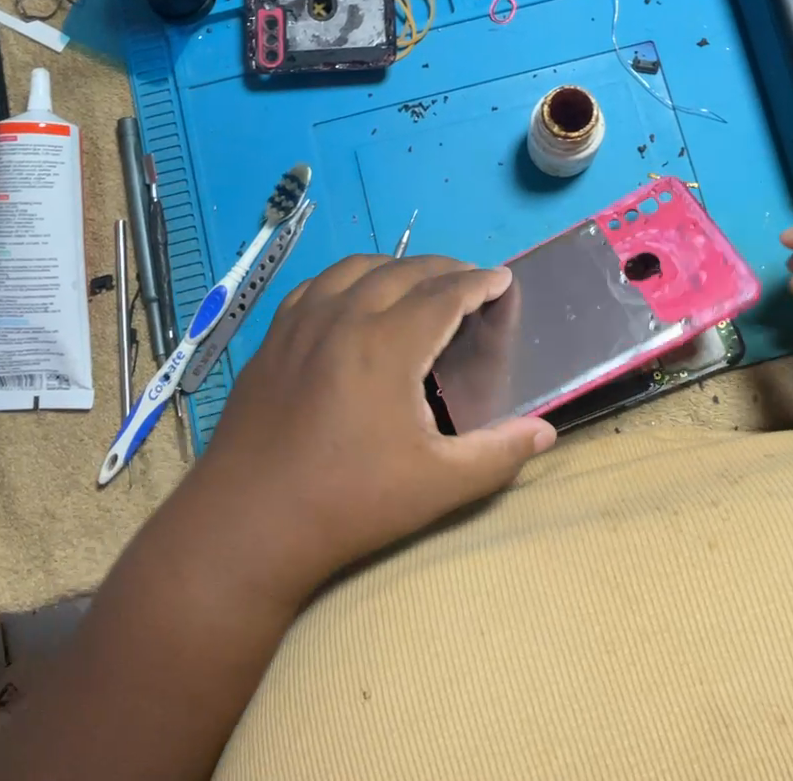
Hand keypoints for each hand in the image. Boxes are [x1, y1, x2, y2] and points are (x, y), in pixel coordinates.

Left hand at [183, 255, 556, 599]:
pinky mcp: (272, 339)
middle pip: (404, 272)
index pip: (445, 295)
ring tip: (419, 283)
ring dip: (397, 267)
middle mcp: (343, 318)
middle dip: (446, 269)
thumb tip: (546, 432)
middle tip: (472, 282)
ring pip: (356, 269)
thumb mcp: (437, 486)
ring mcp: (301, 324)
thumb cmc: (348, 504)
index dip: (480, 283)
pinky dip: (349, 278)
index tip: (502, 280)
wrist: (246, 524)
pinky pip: (317, 285)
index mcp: (387, 344)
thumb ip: (498, 454)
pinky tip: (354, 297)